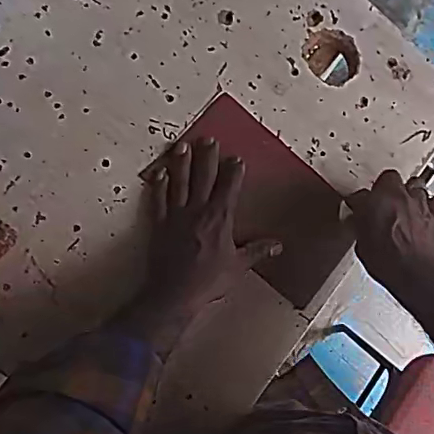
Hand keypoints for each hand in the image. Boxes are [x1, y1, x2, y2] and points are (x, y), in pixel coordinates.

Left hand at [117, 137, 282, 351]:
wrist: (175, 293)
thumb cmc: (207, 282)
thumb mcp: (238, 267)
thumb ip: (257, 251)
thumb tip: (276, 245)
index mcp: (219, 219)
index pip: (229, 187)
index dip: (233, 171)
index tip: (236, 158)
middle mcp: (198, 211)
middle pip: (203, 176)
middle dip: (207, 156)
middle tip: (209, 140)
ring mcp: (176, 215)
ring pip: (179, 181)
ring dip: (181, 162)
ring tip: (183, 145)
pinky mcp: (159, 224)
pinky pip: (158, 198)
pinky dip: (158, 184)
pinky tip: (159, 171)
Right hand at [346, 169, 433, 296]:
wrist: (412, 273)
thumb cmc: (387, 259)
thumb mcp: (361, 239)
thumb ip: (360, 220)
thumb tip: (358, 216)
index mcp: (378, 197)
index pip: (367, 188)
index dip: (365, 196)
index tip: (362, 204)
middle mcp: (401, 195)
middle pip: (394, 180)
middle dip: (388, 190)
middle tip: (382, 203)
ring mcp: (421, 203)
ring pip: (416, 187)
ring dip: (409, 195)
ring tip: (403, 208)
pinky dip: (432, 205)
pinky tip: (426, 213)